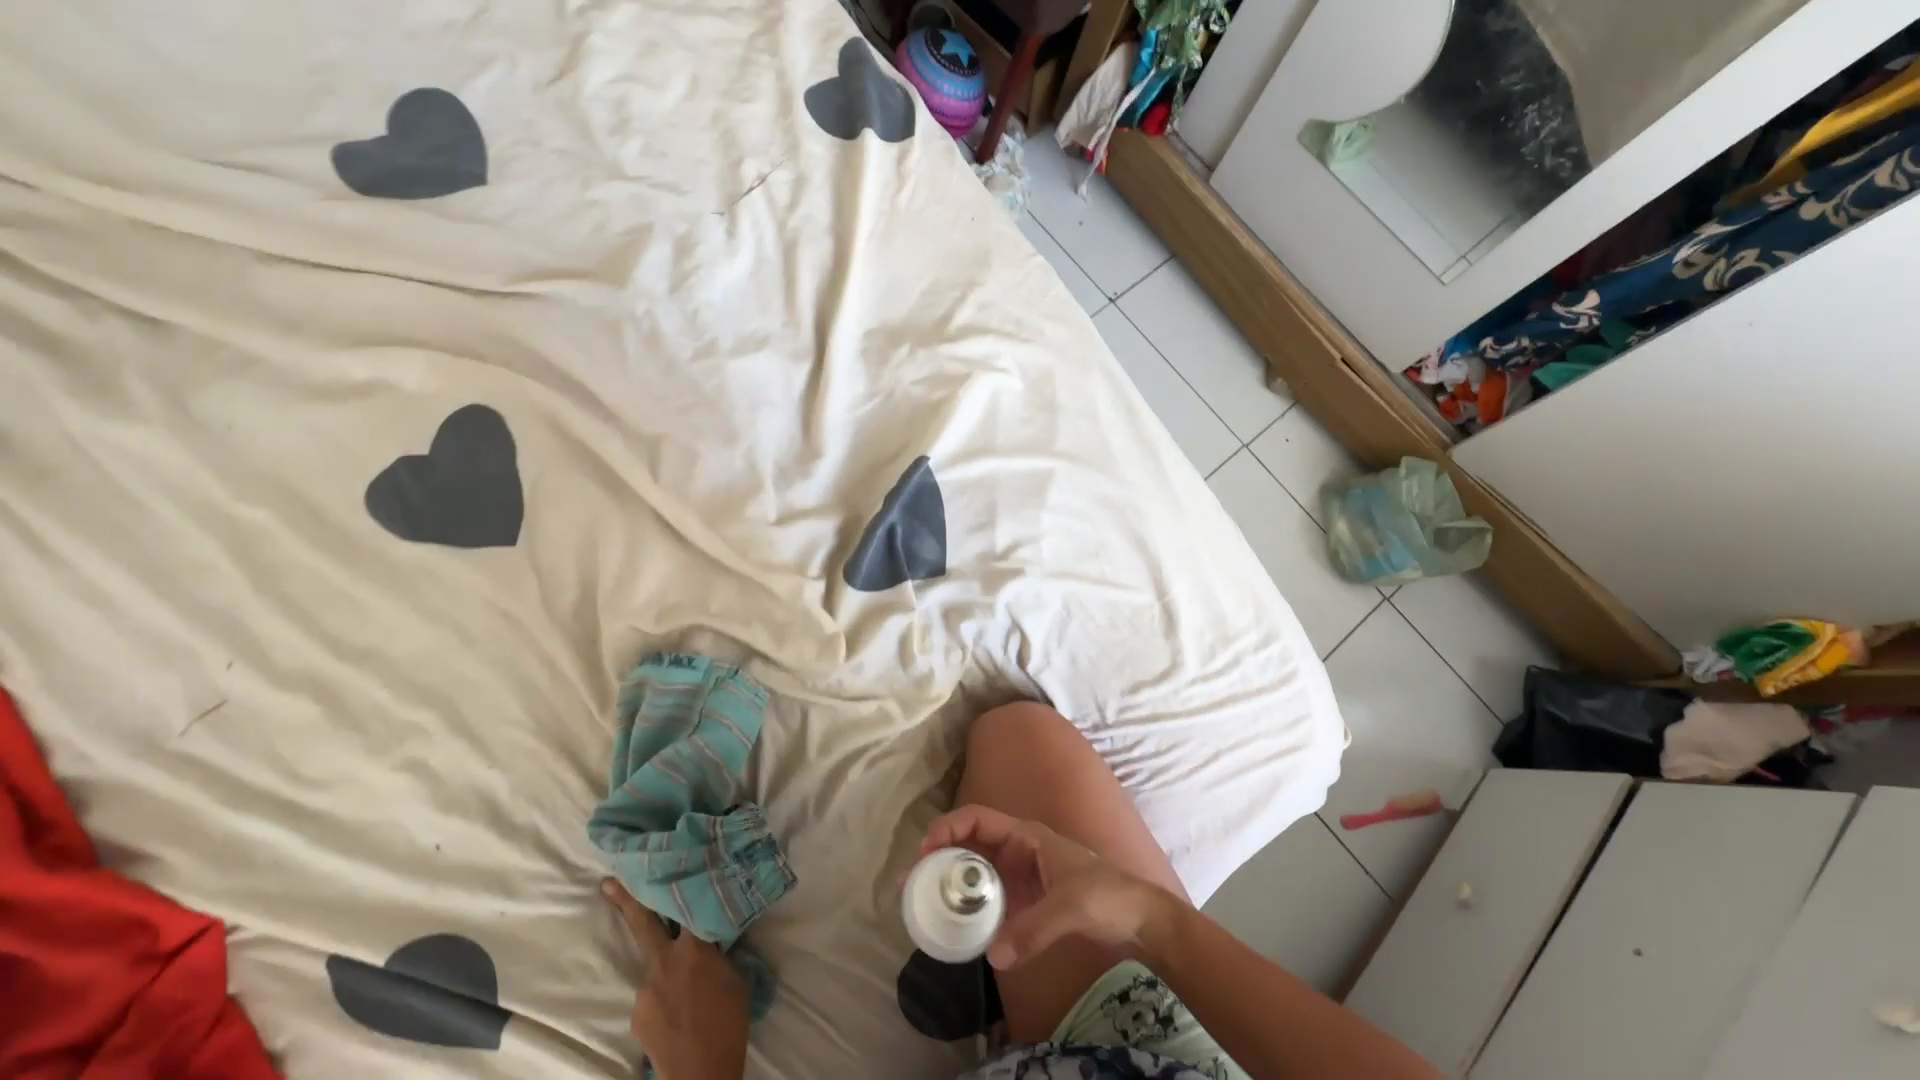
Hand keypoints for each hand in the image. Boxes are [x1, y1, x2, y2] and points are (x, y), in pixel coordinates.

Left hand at [602, 878, 748, 1079]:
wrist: (701, 1073)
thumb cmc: (730, 1023)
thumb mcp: (736, 979)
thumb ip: (720, 955)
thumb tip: (712, 945)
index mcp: (694, 947)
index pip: (681, 905)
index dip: (673, 885)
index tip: (655, 866)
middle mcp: (665, 960)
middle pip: (643, 922)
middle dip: (625, 900)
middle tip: (607, 882)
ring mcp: (646, 987)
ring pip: (656, 967)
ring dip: (666, 972)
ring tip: (688, 996)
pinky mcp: (637, 1012)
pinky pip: (652, 996)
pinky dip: (664, 1000)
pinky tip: (678, 1018)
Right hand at [919, 805, 1176, 971]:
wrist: (1140, 920)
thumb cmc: (1109, 896)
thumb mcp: (1071, 907)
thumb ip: (1034, 929)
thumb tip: (992, 956)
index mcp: (1027, 836)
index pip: (977, 819)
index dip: (947, 829)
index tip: (925, 853)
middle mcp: (1018, 850)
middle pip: (968, 844)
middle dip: (938, 857)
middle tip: (911, 883)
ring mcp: (1021, 875)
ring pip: (975, 871)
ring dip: (949, 881)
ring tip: (922, 902)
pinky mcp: (1025, 900)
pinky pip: (988, 897)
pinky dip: (968, 904)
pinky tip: (954, 922)